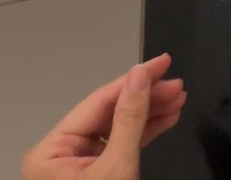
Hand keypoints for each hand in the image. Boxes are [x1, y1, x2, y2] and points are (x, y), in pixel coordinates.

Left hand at [21, 54, 186, 179]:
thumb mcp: (116, 167)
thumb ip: (129, 118)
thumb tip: (141, 72)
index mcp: (51, 150)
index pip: (99, 102)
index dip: (133, 79)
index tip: (164, 62)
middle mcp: (58, 153)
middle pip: (109, 113)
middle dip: (146, 98)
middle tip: (178, 85)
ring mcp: (74, 166)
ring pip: (117, 127)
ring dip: (149, 113)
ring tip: (179, 100)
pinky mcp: (91, 176)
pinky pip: (118, 145)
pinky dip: (143, 132)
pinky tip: (167, 119)